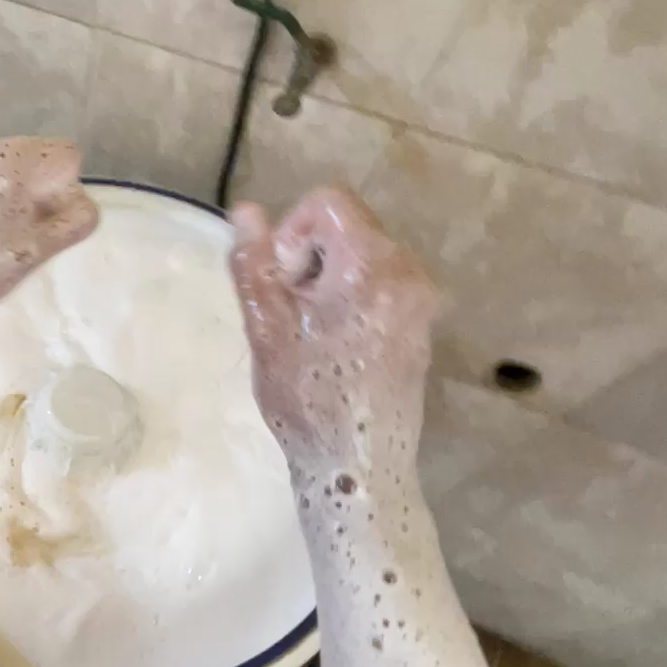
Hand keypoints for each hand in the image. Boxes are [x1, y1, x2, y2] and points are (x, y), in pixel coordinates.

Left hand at [0, 137, 98, 315]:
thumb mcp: (38, 250)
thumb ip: (74, 220)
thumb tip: (80, 203)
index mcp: (10, 158)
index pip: (66, 154)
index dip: (66, 189)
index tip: (47, 220)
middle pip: (37, 158)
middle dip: (40, 190)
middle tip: (25, 232)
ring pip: (11, 169)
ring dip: (16, 195)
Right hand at [228, 187, 438, 478]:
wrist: (354, 464)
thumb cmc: (305, 396)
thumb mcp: (264, 327)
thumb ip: (253, 264)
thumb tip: (245, 210)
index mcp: (372, 265)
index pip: (328, 202)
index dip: (291, 233)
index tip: (281, 284)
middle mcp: (409, 272)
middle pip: (345, 228)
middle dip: (305, 260)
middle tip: (288, 315)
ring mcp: (420, 300)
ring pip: (357, 257)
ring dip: (322, 281)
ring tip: (307, 334)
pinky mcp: (420, 323)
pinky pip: (375, 284)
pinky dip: (345, 298)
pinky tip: (330, 346)